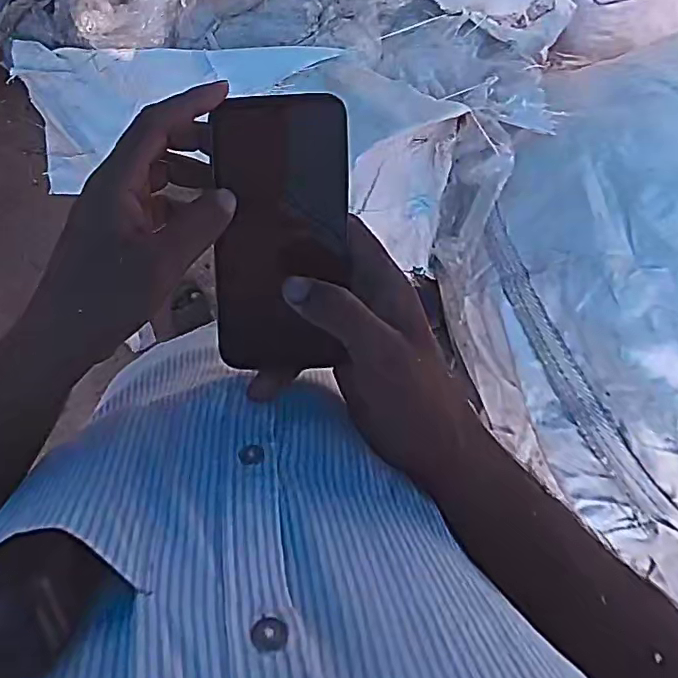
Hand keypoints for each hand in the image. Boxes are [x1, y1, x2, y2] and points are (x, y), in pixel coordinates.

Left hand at [14, 82, 236, 369]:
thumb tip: (228, 195)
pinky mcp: (111, 229)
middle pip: (151, 143)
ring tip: (221, 186)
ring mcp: (107, 207)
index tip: (224, 92)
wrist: (58, 337)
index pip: (154, 124)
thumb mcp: (161, 263)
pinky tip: (198, 219)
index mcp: (115, 181)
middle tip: (229, 146)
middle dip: (192, 137)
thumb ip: (198, 224)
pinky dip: (175, 199)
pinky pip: (148, 200)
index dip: (190, 103)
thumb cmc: (104, 299)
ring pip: (150, 172)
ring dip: (185, 170)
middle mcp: (109, 185)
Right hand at [250, 216, 478, 486]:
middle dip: (284, 267)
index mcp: (383, 284)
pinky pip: (303, 345)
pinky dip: (282, 360)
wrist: (435, 459)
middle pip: (319, 266)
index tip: (274, 217)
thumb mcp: (380, 351)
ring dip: (277, 319)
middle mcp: (366, 298)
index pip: (350, 233)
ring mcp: (352, 327)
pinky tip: (262, 383)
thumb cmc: (417, 400)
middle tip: (244, 268)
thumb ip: (339, 311)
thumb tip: (290, 284)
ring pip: (305, 306)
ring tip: (242, 328)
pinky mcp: (340, 355)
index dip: (317, 218)